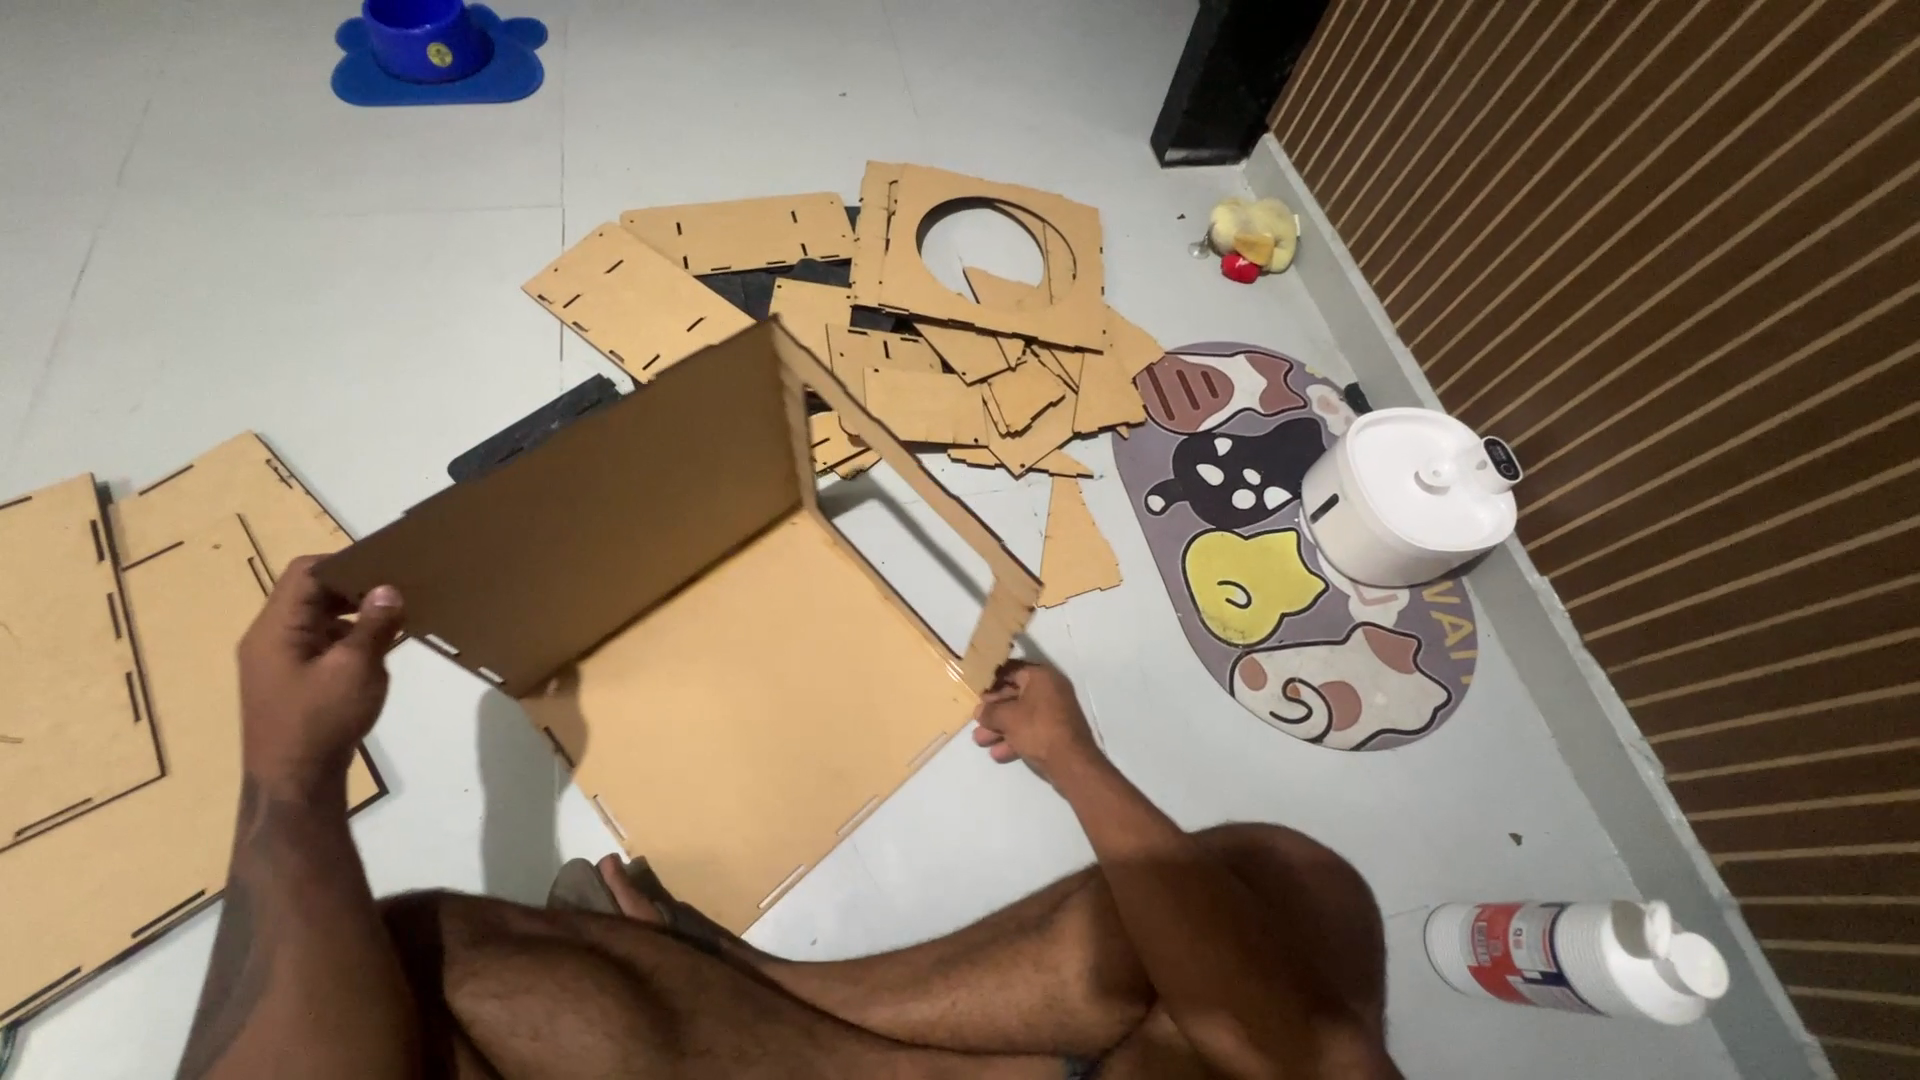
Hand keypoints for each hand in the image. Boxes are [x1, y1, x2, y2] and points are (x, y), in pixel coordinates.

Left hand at [237, 556, 404, 797]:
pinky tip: (384, 644)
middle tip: (402, 586)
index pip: (305, 573)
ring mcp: (280, 659)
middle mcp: (271, 637)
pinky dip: (352, 634)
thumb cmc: (321, 720)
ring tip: (400, 613)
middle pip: (311, 593)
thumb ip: (373, 626)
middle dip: (356, 586)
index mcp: (275, 629)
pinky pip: (323, 640)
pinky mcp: (294, 677)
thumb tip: (388, 588)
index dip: (346, 562)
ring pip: (319, 617)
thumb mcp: (356, 668)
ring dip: (357, 611)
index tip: (389, 564)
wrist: (294, 780)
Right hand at [971, 662, 1104, 782]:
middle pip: (1014, 695)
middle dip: (993, 710)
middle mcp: (1050, 690)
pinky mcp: (1055, 734)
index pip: (1011, 670)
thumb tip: (980, 711)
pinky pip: (1030, 731)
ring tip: (979, 740)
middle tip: (975, 718)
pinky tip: (997, 754)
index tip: (974, 688)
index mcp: (1041, 677)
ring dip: (999, 728)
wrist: (1072, 763)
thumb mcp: (1007, 717)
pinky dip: (1014, 740)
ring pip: (1020, 716)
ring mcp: (1054, 713)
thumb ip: (990, 711)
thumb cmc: (1038, 729)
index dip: (991, 679)